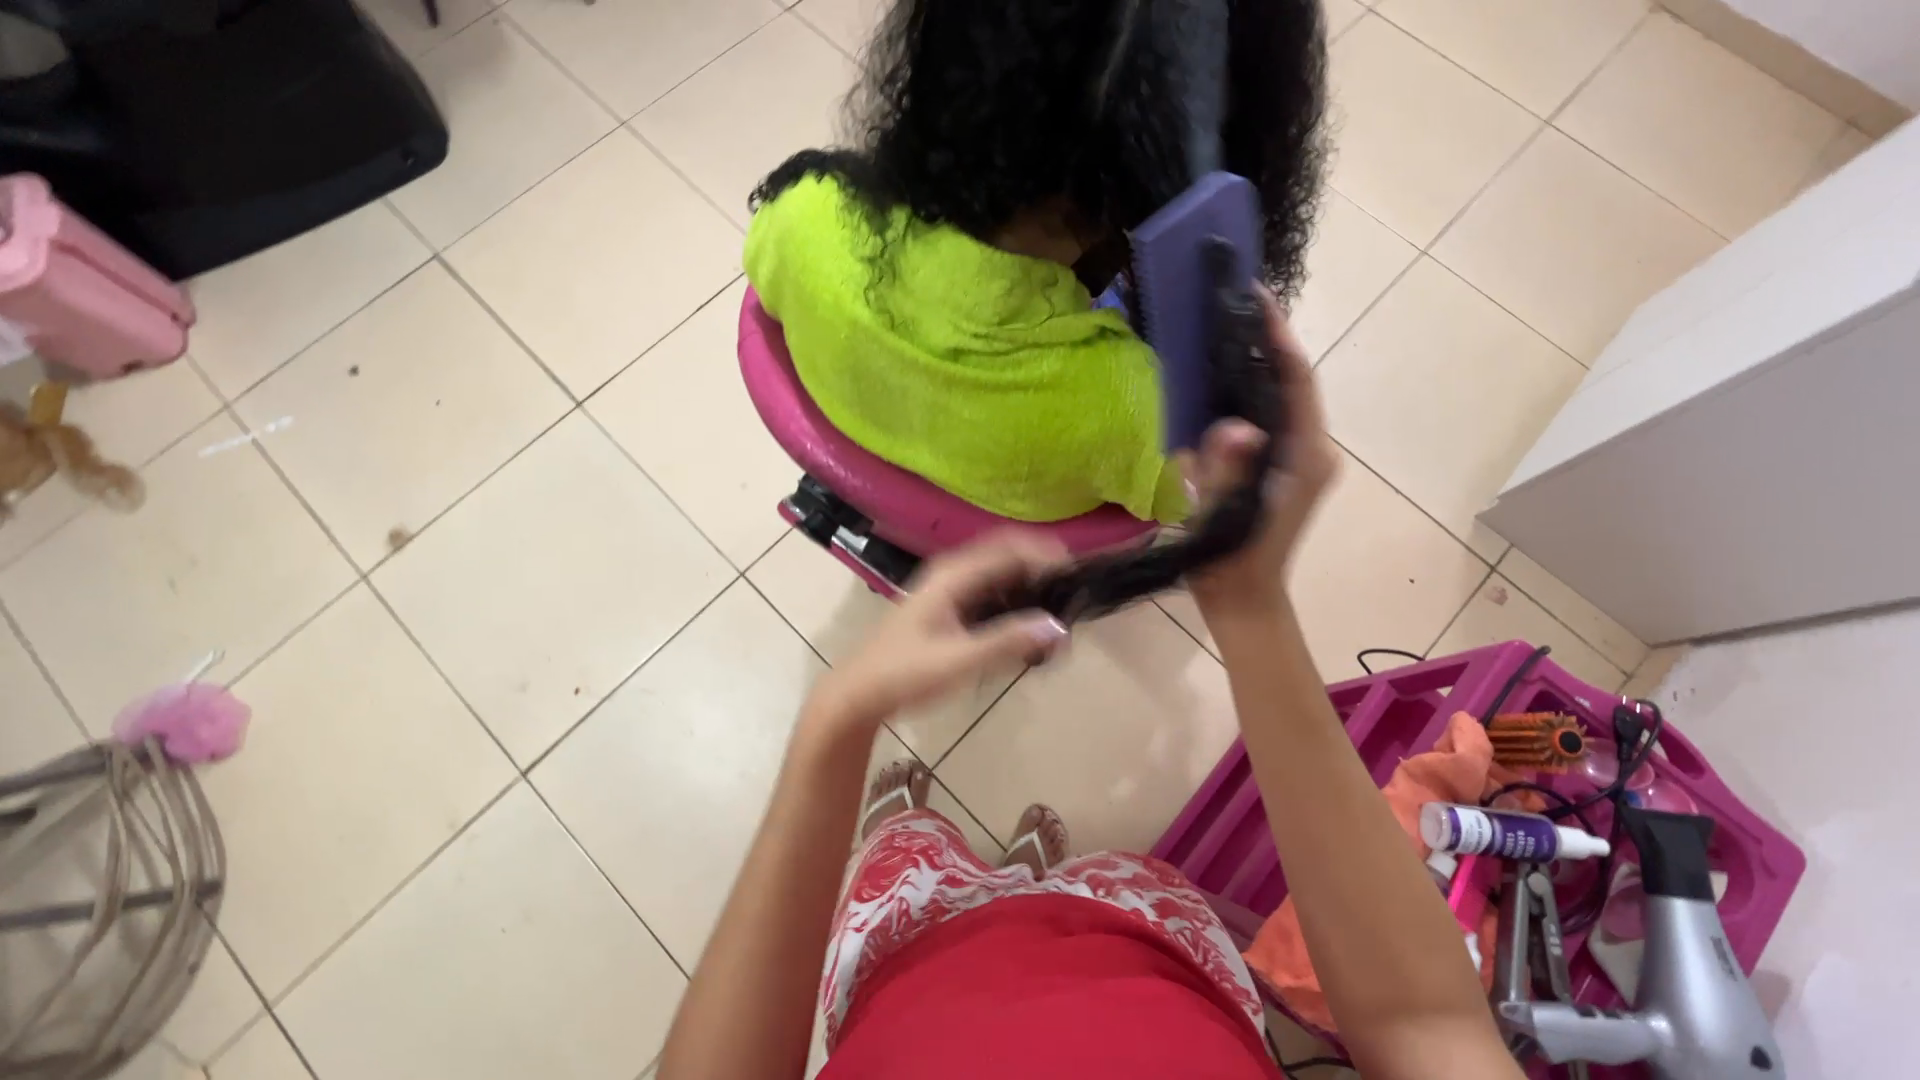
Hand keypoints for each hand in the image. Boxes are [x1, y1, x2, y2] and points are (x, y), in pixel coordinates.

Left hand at [806, 533, 1073, 730]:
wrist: (858, 693)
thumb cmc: (904, 673)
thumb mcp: (959, 661)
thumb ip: (1008, 643)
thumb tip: (1059, 626)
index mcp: (953, 575)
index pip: (1009, 548)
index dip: (1045, 553)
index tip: (1077, 574)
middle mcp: (952, 574)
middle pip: (1007, 560)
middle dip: (1041, 575)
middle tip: (1072, 602)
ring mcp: (948, 592)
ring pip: (999, 580)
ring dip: (1028, 595)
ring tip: (1055, 623)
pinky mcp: (948, 612)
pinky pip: (989, 598)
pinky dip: (1011, 610)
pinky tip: (1025, 637)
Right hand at [1183, 288, 1339, 614]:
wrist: (1244, 600)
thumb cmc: (1231, 561)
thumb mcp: (1224, 516)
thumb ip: (1228, 469)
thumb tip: (1235, 426)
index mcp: (1306, 458)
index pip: (1298, 382)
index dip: (1278, 337)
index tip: (1256, 297)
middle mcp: (1315, 451)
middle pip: (1295, 383)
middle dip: (1268, 342)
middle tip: (1231, 306)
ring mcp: (1304, 460)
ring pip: (1285, 398)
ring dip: (1261, 365)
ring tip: (1226, 331)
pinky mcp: (1288, 468)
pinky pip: (1274, 417)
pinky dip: (1253, 392)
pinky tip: (1222, 381)